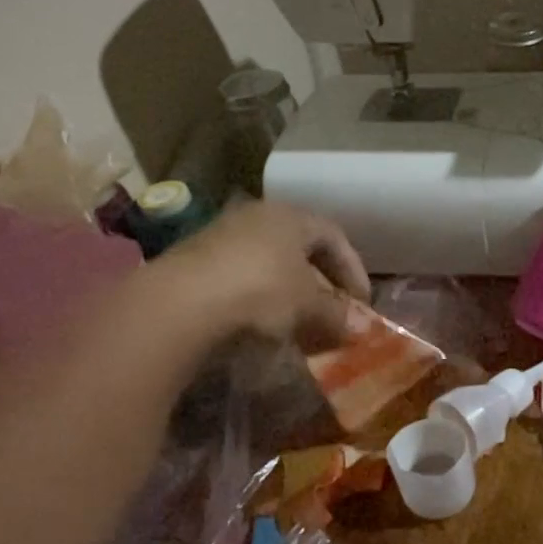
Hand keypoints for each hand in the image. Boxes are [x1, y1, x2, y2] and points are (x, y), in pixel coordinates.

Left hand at [156, 201, 370, 350]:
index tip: (362, 303)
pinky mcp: (195, 261)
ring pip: (270, 263)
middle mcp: (257, 216)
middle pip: (301, 248)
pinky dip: (259, 298)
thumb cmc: (261, 291)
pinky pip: (241, 277)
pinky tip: (262, 325)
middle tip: (334, 312)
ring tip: (300, 324)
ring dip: (290, 293)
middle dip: (322, 283)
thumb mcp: (310, 306)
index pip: (335, 237)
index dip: (354, 270)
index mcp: (291, 216)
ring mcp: (222, 235)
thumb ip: (338, 315)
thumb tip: (358, 327)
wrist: (180, 303)